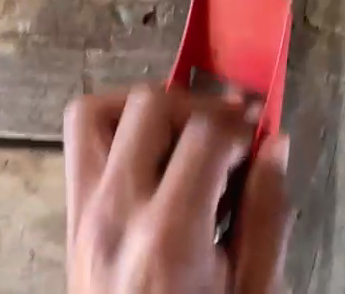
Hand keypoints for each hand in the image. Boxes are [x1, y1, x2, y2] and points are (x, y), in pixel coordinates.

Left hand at [64, 88, 290, 293]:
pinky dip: (114, 127)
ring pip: (97, 110)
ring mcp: (82, 214)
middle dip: (198, 105)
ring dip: (146, 107)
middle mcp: (115, 213)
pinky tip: (152, 154)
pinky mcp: (70, 218)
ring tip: (184, 135)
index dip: (240, 124)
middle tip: (229, 132)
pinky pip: (80, 142)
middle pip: (149, 105)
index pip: (204, 133)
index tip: (258, 137)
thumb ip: (267, 214)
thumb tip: (274, 143)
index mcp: (167, 239)